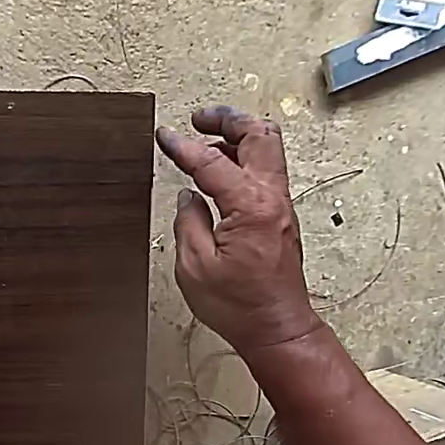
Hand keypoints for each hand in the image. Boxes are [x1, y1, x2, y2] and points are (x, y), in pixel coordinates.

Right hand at [156, 107, 323, 354]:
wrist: (275, 327)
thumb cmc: (237, 303)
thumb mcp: (195, 265)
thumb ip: (188, 222)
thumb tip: (188, 196)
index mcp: (249, 208)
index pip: (211, 163)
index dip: (183, 147)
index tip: (164, 135)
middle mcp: (272, 200)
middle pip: (260, 137)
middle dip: (229, 120)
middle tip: (199, 118)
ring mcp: (280, 207)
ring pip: (269, 151)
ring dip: (239, 137)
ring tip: (207, 138)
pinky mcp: (278, 218)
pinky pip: (265, 172)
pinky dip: (244, 159)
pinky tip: (220, 169)